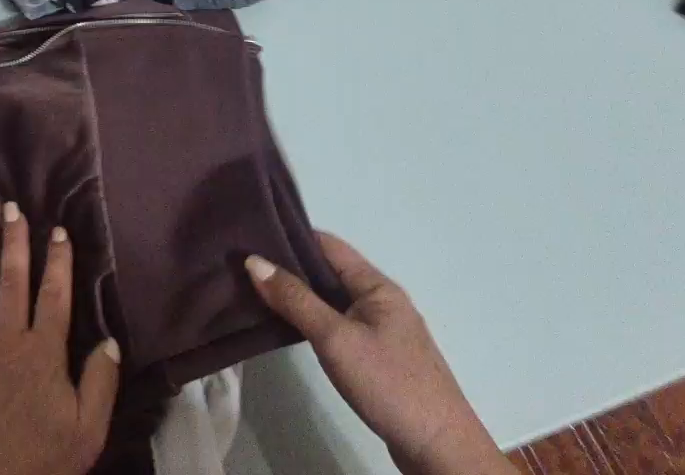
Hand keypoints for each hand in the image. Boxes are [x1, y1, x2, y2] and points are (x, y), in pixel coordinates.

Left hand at [0, 202, 121, 474]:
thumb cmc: (43, 458)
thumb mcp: (88, 429)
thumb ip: (100, 382)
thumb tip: (108, 340)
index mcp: (43, 352)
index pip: (54, 296)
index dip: (58, 261)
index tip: (59, 230)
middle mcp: (8, 340)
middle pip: (13, 282)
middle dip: (14, 242)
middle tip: (12, 207)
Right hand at [244, 233, 514, 474]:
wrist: (440, 451)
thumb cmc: (389, 384)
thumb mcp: (335, 338)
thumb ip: (295, 299)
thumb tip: (253, 260)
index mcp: (377, 286)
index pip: (327, 244)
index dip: (290, 235)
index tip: (251, 233)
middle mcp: (381, 301)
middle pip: (329, 270)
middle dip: (289, 265)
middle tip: (244, 263)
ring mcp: (382, 331)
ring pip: (332, 299)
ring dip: (299, 293)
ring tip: (254, 289)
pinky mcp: (379, 357)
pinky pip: (338, 323)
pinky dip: (312, 318)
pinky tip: (287, 325)